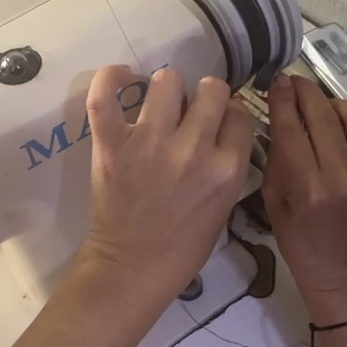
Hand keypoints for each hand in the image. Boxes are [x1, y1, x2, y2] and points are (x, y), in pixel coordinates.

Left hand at [75, 65, 254, 309]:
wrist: (133, 268)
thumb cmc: (182, 247)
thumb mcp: (224, 207)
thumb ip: (228, 166)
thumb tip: (220, 129)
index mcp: (227, 169)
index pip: (240, 115)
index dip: (229, 116)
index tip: (216, 126)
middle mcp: (194, 149)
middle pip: (211, 89)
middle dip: (203, 98)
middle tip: (187, 115)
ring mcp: (150, 142)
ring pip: (168, 80)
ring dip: (166, 89)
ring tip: (157, 106)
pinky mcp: (112, 144)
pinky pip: (105, 95)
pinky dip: (111, 79)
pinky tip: (121, 79)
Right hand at [263, 74, 346, 306]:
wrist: (338, 266)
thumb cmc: (296, 234)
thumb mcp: (272, 196)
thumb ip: (278, 155)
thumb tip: (282, 113)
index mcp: (308, 188)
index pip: (293, 130)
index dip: (284, 100)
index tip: (279, 80)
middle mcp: (344, 181)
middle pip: (325, 119)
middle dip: (308, 94)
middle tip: (298, 82)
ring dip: (337, 106)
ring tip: (324, 105)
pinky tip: (346, 132)